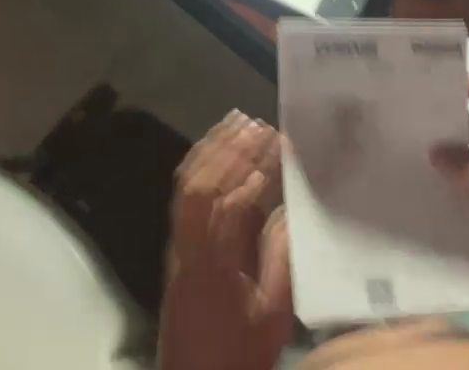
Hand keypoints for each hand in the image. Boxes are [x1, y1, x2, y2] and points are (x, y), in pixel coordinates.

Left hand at [160, 112, 292, 369]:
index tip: (281, 143)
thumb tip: (292, 210)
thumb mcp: (272, 315)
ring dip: (214, 149)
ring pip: (189, 184)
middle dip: (234, 149)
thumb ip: (282, 259)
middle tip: (261, 124)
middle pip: (205, 183)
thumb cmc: (237, 353)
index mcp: (214, 263)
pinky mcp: (176, 248)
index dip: (257, 169)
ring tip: (238, 121)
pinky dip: (199, 165)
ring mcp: (177, 244)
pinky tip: (214, 149)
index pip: (233, 200)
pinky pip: (182, 196)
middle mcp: (189, 246)